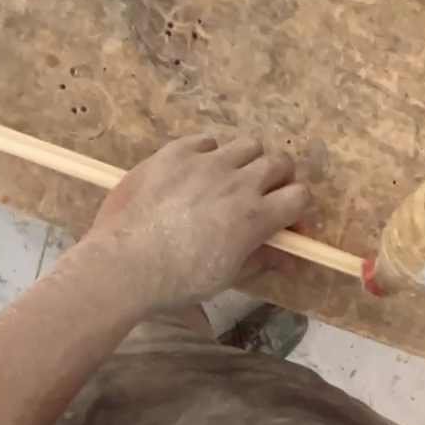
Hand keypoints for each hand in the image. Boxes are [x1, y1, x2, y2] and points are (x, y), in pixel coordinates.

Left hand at [82, 134, 309, 311]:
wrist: (125, 265)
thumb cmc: (179, 282)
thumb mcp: (227, 275)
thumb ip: (259, 258)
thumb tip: (284, 257)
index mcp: (255, 217)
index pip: (300, 197)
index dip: (298, 209)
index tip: (287, 224)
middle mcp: (237, 182)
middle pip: (280, 161)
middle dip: (279, 179)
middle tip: (264, 196)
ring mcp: (205, 162)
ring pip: (247, 145)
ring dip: (247, 162)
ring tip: (229, 182)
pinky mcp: (175, 152)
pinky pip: (206, 142)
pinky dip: (209, 156)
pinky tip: (195, 175)